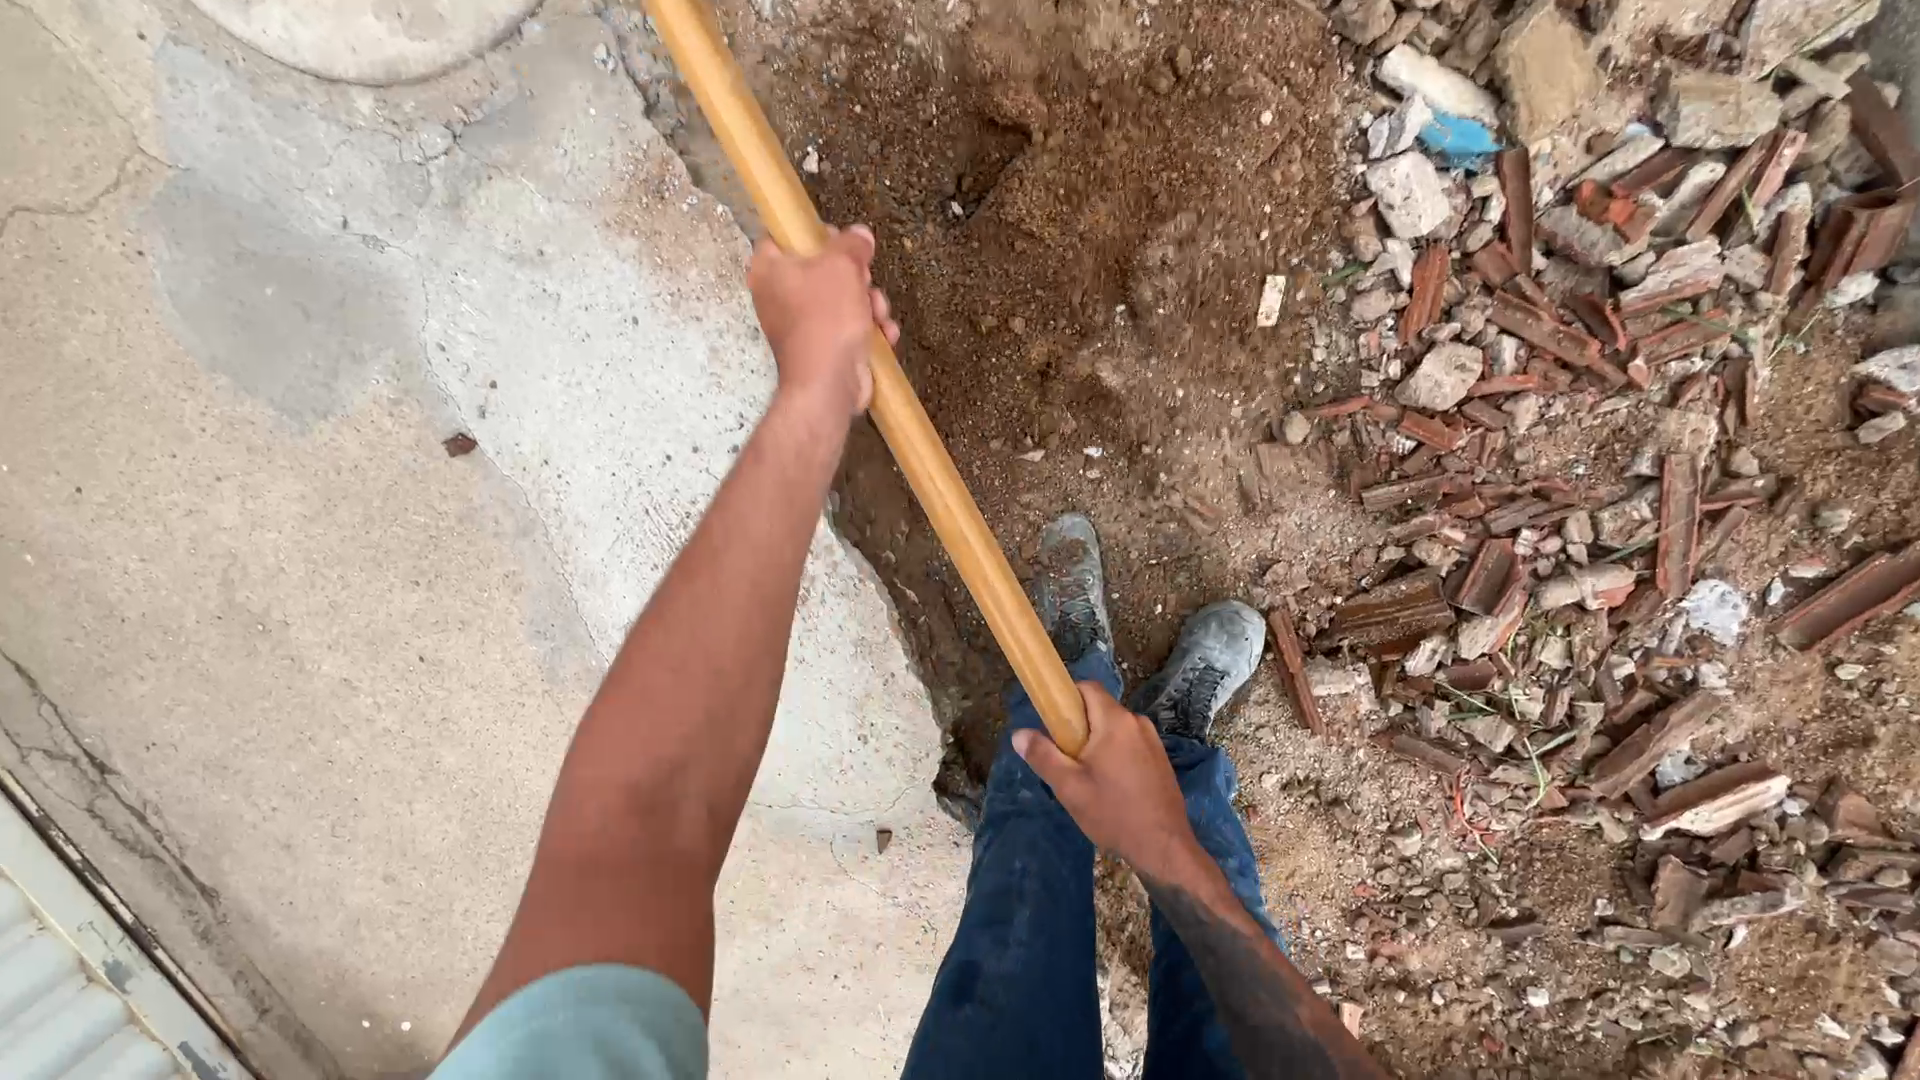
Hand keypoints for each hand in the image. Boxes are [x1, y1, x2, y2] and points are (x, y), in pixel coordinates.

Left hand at [746, 225, 899, 416]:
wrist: (829, 383)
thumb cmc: (825, 319)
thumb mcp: (842, 265)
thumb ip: (852, 244)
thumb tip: (860, 235)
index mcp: (768, 270)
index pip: (783, 237)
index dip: (813, 234)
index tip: (838, 238)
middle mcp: (779, 298)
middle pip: (821, 270)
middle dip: (854, 276)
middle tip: (864, 280)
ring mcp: (801, 327)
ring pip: (842, 300)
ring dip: (869, 305)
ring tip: (877, 314)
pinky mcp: (823, 350)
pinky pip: (849, 329)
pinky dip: (869, 331)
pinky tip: (883, 336)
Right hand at [1012, 682, 1204, 880]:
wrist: (1164, 847)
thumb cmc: (1113, 813)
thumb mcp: (1069, 787)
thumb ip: (1042, 756)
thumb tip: (1019, 734)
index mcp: (1115, 721)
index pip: (1087, 687)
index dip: (1066, 699)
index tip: (1053, 725)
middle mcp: (1137, 722)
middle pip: (1099, 709)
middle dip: (1078, 728)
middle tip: (1066, 760)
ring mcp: (1153, 740)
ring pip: (1114, 729)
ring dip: (1097, 744)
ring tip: (1087, 779)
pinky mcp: (1161, 759)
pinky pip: (1130, 744)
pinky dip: (1115, 756)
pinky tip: (1111, 788)